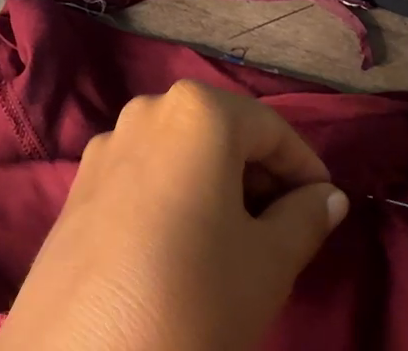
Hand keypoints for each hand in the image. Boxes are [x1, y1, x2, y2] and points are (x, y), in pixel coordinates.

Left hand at [0, 80, 347, 350]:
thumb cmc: (193, 296)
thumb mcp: (268, 263)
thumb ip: (306, 218)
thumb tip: (329, 197)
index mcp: (198, 111)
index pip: (272, 130)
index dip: (305, 170)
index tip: (324, 208)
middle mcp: (148, 110)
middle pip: (223, 134)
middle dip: (259, 176)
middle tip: (285, 229)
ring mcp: (107, 146)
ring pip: (181, 154)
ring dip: (216, 187)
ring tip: (236, 242)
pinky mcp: (78, 185)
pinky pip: (144, 175)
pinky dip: (174, 197)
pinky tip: (183, 247)